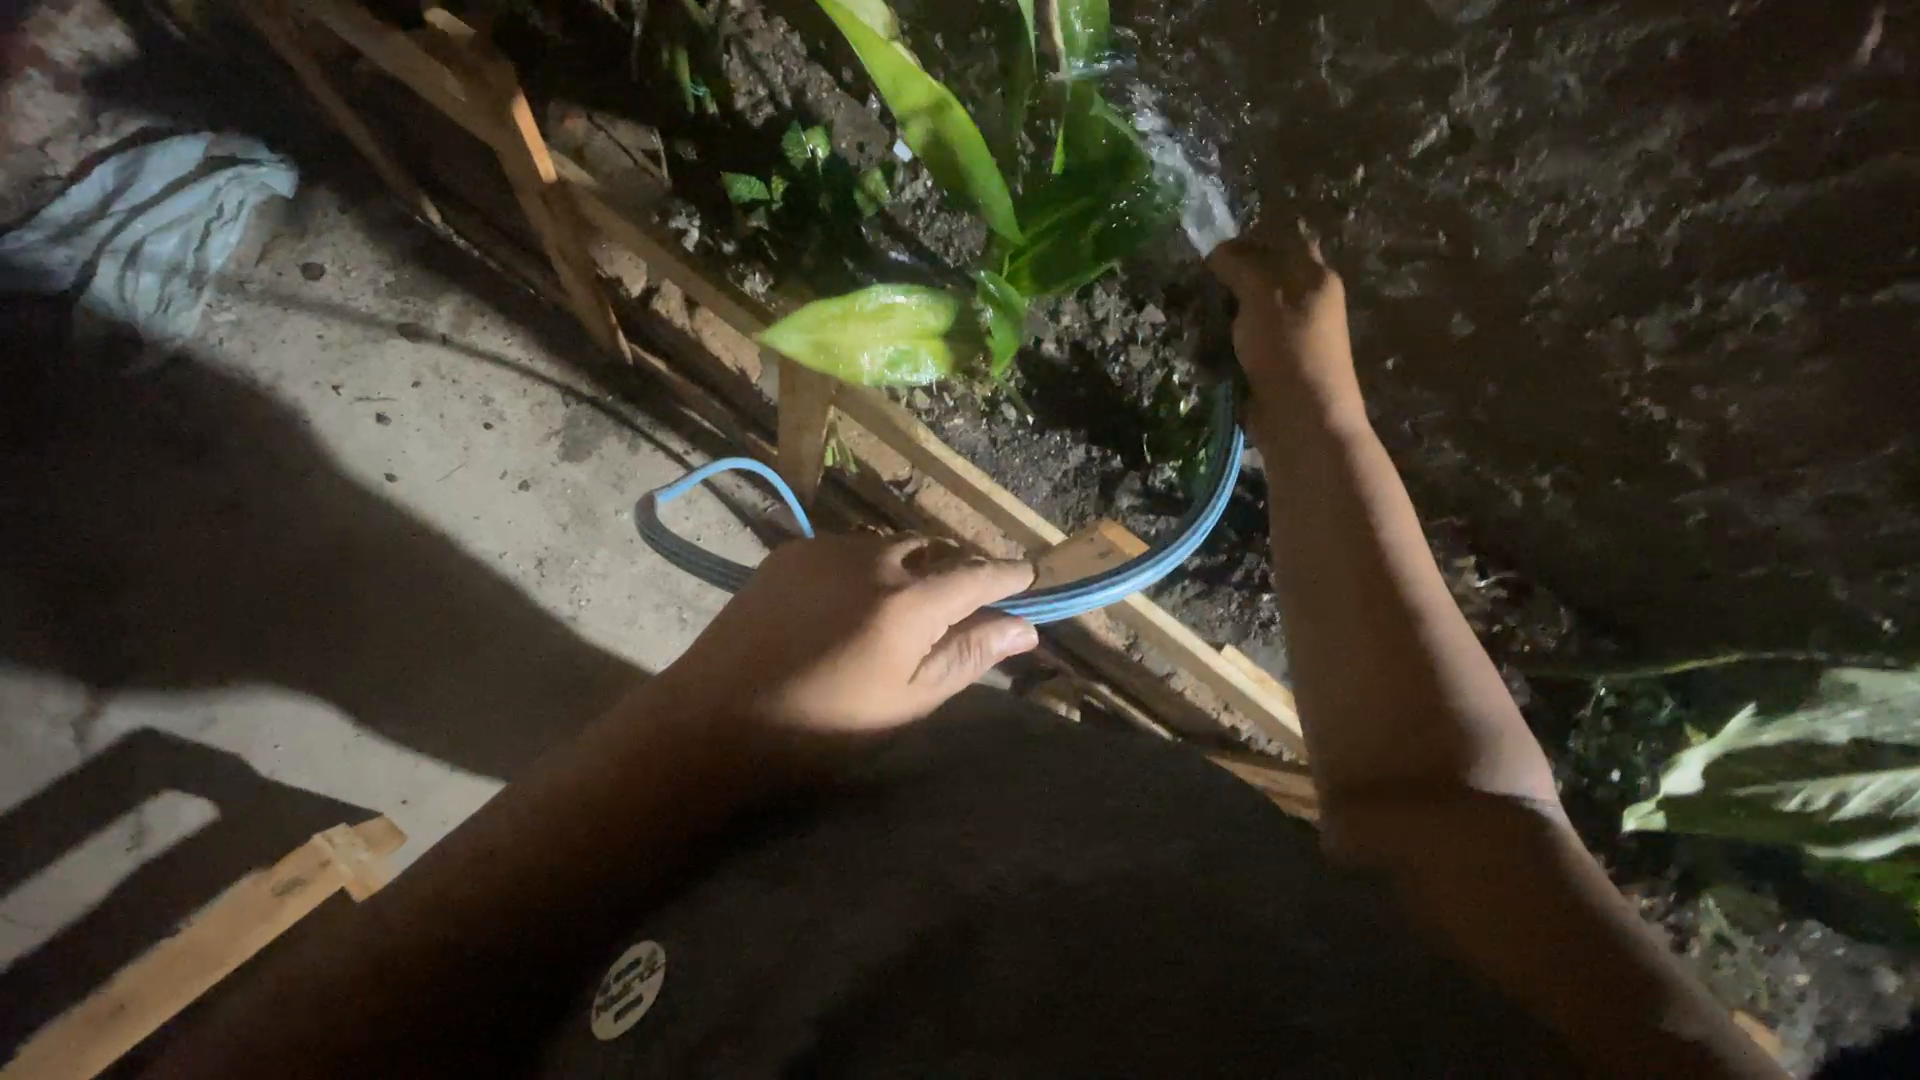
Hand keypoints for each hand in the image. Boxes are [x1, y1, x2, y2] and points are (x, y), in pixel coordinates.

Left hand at [656, 532, 1037, 738]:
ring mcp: (828, 548)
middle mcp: (875, 560)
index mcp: (910, 603)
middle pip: (935, 550)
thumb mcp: (908, 701)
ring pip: (891, 545)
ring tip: (897, 607)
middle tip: (955, 606)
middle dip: (954, 571)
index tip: (1028, 575)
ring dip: (909, 566)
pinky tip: (847, 603)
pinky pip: (847, 548)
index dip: (1008, 574)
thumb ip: (968, 655)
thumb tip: (1024, 627)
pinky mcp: (791, 550)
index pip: (978, 574)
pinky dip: (865, 567)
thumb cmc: (824, 728)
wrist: (715, 719)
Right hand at [1208, 228, 1362, 433]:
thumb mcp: (1262, 295)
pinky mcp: (1269, 365)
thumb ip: (1240, 265)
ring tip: (1193, 327)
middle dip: (1225, 286)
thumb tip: (1217, 251)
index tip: (1211, 258)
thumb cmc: (1287, 350)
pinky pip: (1238, 346)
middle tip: (1196, 293)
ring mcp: (1286, 337)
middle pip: (1258, 280)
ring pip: (1242, 314)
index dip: (1245, 245)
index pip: (1279, 242)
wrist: (1301, 419)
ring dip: (1216, 320)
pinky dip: (1219, 348)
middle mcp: (1304, 303)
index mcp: (1313, 277)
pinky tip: (1202, 356)